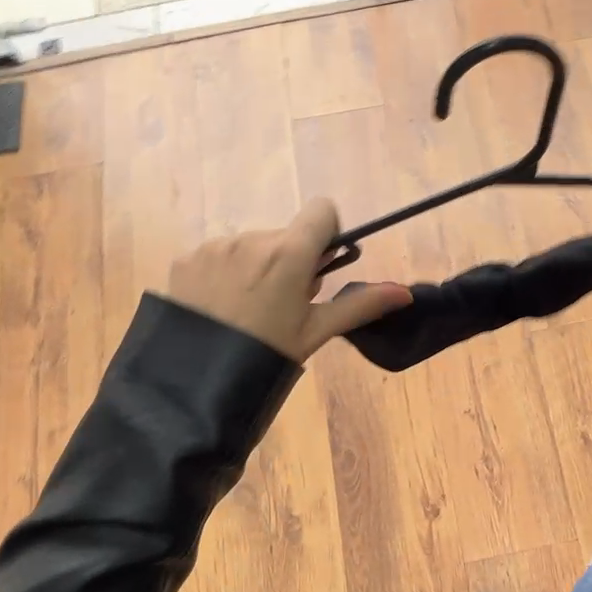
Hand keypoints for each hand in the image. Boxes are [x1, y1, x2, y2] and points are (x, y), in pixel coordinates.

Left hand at [159, 199, 411, 361]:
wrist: (196, 381)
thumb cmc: (267, 354)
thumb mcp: (316, 332)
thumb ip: (360, 305)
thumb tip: (404, 293)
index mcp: (289, 252)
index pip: (322, 209)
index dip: (327, 233)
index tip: (321, 266)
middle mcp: (251, 238)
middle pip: (286, 235)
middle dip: (292, 260)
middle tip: (286, 305)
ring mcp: (215, 247)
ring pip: (252, 245)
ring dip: (258, 267)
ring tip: (250, 311)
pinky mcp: (186, 259)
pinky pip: (219, 255)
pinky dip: (226, 274)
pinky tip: (221, 308)